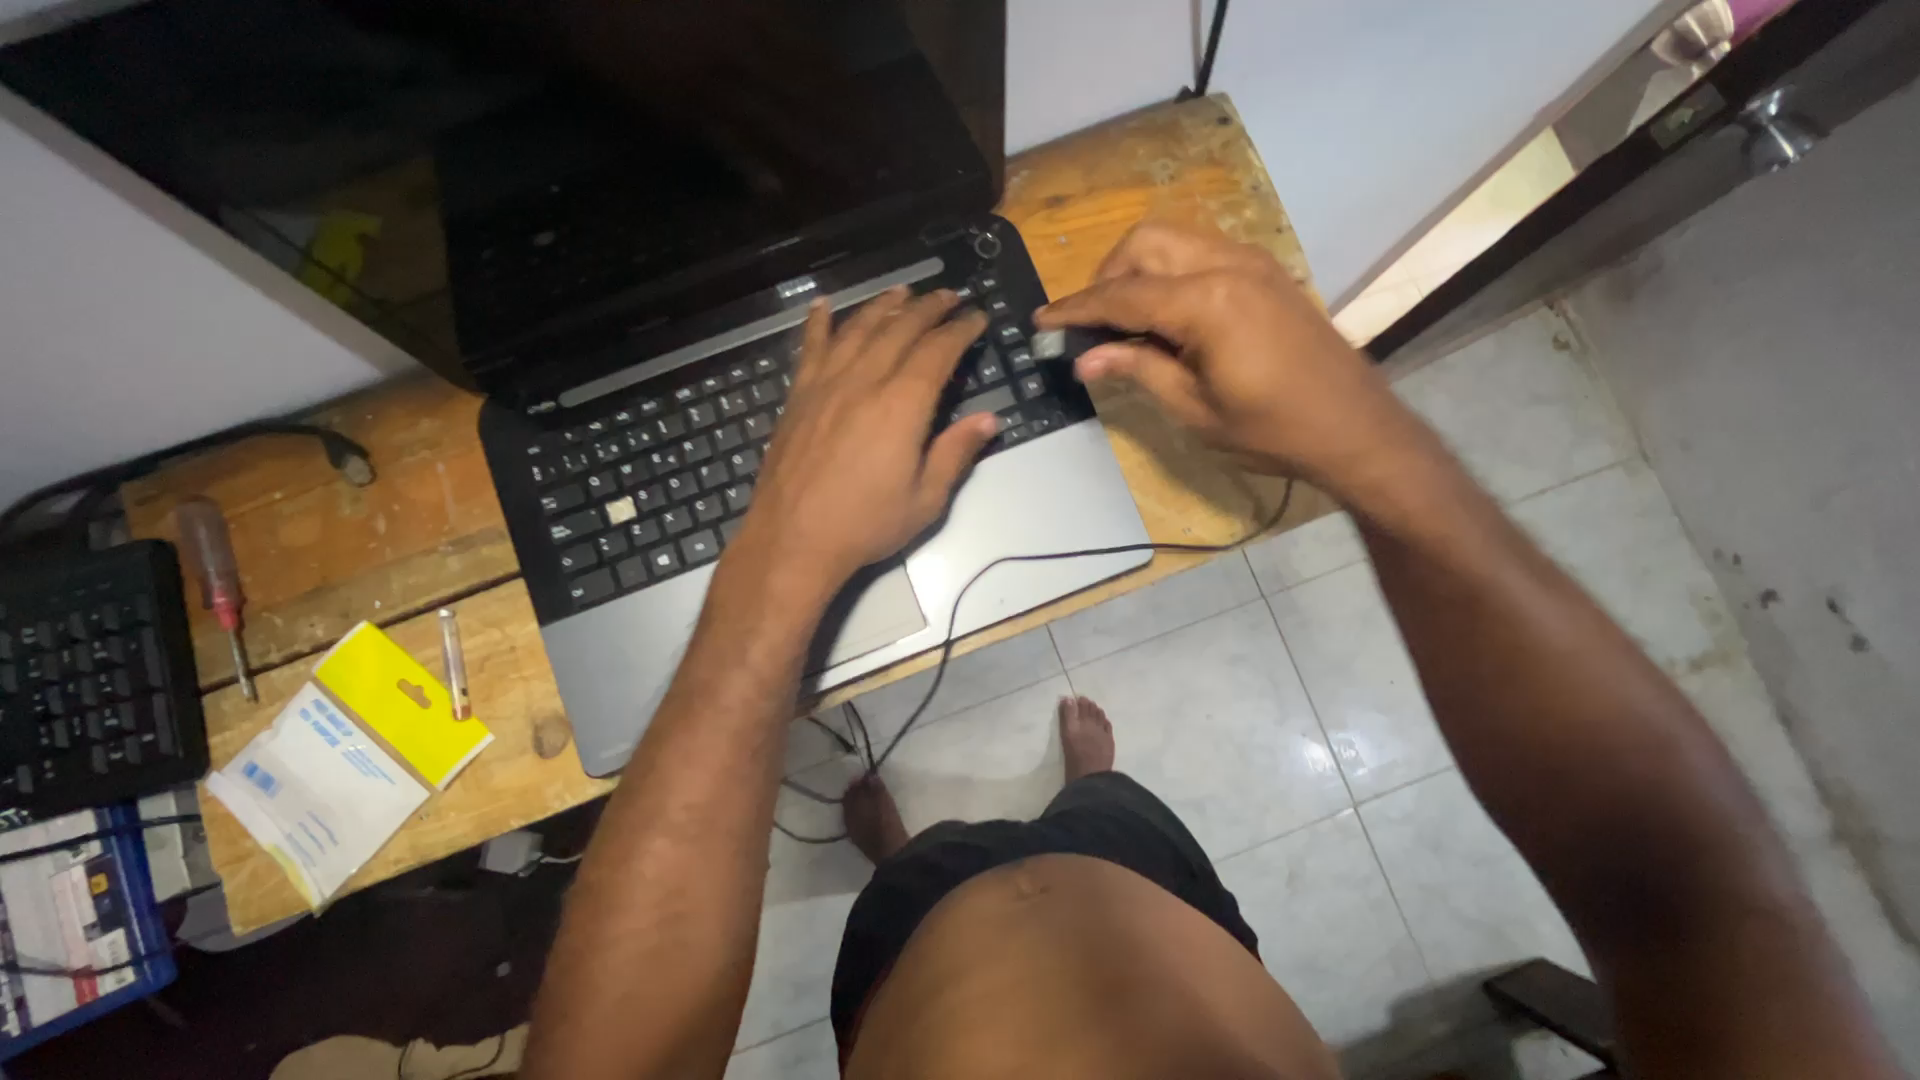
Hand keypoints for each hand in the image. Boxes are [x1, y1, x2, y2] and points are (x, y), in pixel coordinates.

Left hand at [730, 287, 998, 591]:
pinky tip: (824, 305)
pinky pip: (810, 347)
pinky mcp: (798, 396)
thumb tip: (989, 420)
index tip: (977, 317)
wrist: (793, 540)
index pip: (938, 351)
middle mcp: (864, 381)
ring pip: (858, 328)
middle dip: (928, 307)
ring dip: (883, 305)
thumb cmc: (865, 525)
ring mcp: (826, 385)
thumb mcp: (925, 500)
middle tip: (948, 296)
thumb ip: (955, 453)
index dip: (961, 329)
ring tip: (902, 291)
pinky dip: (818, 322)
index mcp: (902, 405)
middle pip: (900, 328)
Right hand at [1034, 222, 1411, 488]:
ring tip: (1126, 318)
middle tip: (1093, 324)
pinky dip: (1170, 269)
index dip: (1077, 309)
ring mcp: (1251, 262)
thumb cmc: (1272, 430)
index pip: (1123, 295)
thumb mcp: (1195, 409)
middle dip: (1107, 276)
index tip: (1043, 320)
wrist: (1354, 425)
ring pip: (1173, 238)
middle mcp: (1227, 265)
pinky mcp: (1265, 271)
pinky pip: (1201, 250)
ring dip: (1138, 267)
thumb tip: (1085, 357)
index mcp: (1207, 303)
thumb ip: (1138, 370)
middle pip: (1144, 243)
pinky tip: (1167, 312)